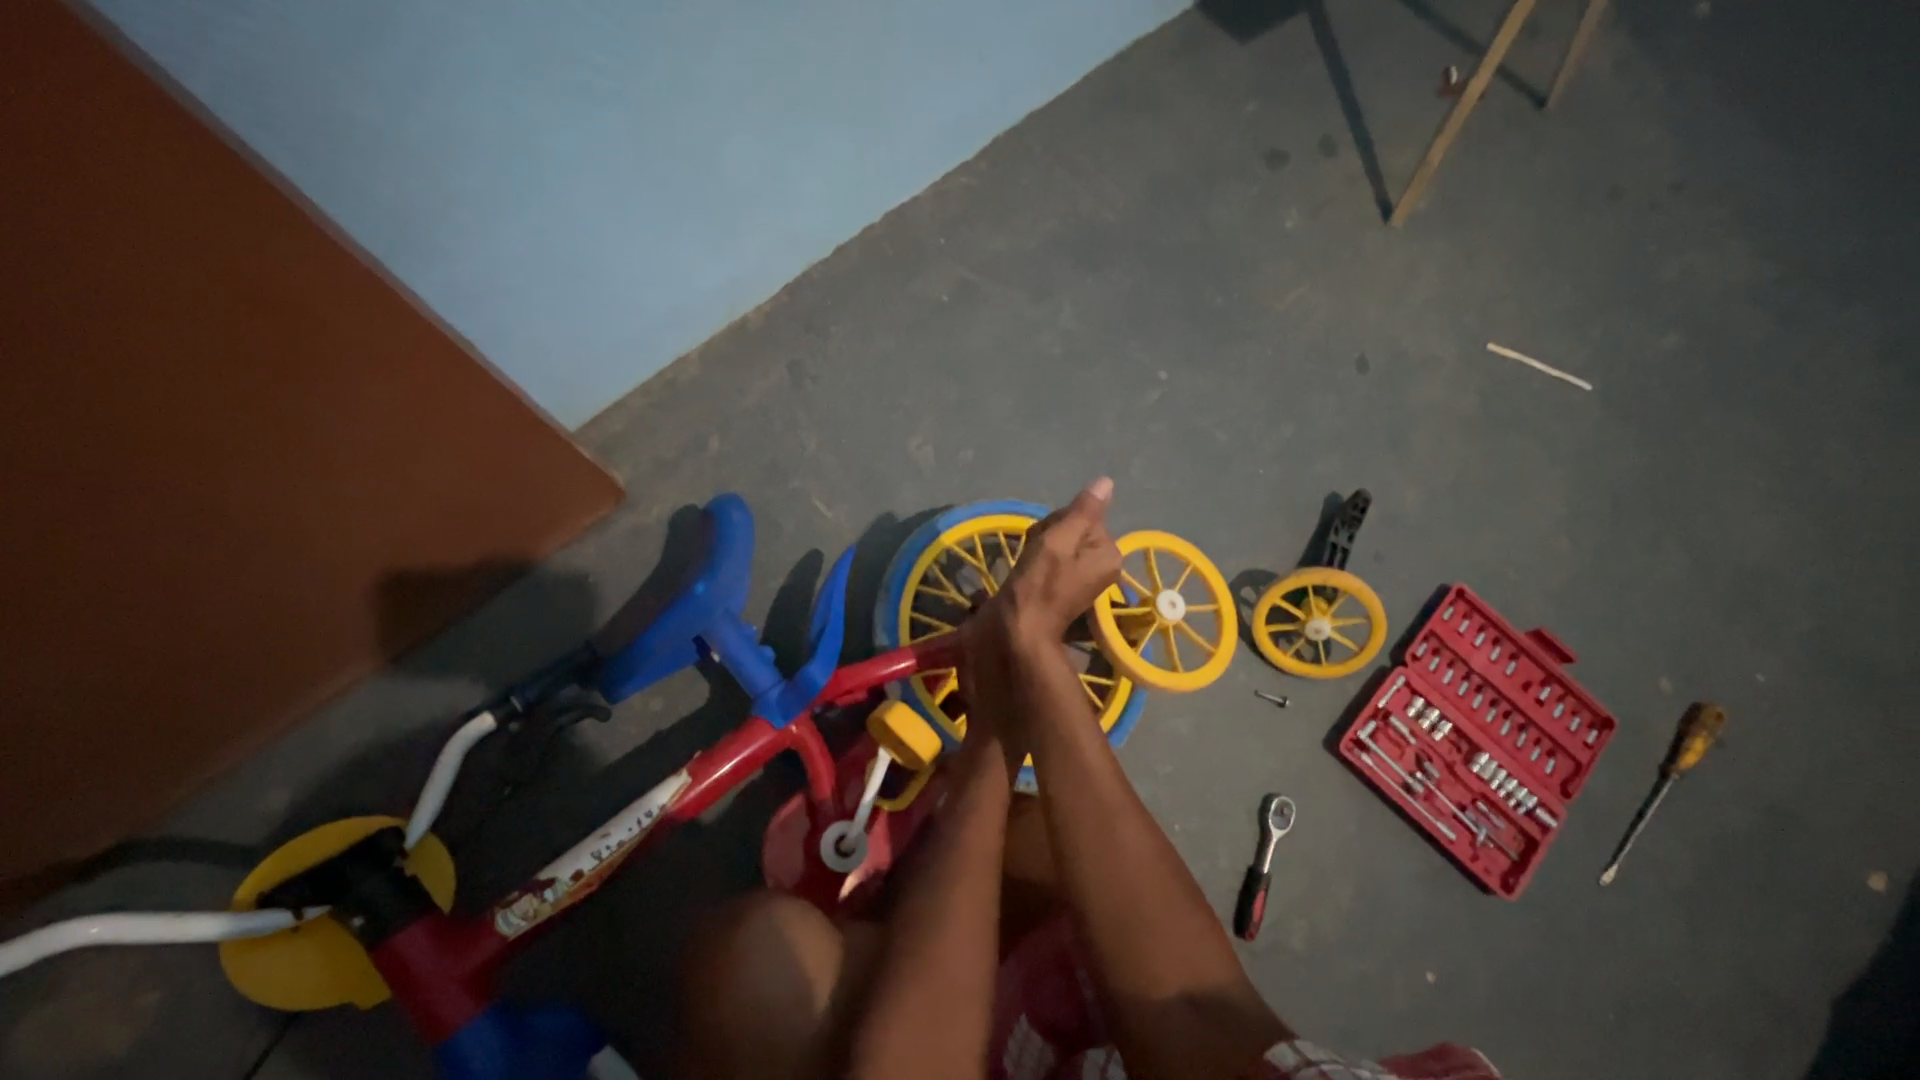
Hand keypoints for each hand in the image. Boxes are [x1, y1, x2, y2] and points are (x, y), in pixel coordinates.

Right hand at [995, 476, 1120, 642]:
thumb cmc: (1039, 583)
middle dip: (1049, 533)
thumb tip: (1107, 482)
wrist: (1017, 629)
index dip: (1059, 521)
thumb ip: (1083, 510)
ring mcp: (1082, 578)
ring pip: (1059, 542)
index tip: (1046, 539)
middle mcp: (1102, 565)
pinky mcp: (1063, 587)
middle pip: (1073, 528)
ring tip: (1028, 564)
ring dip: (1039, 545)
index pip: (1085, 516)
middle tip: (1035, 553)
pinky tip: (1026, 570)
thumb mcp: (1061, 539)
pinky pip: (1052, 559)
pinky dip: (1037, 559)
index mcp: (1108, 553)